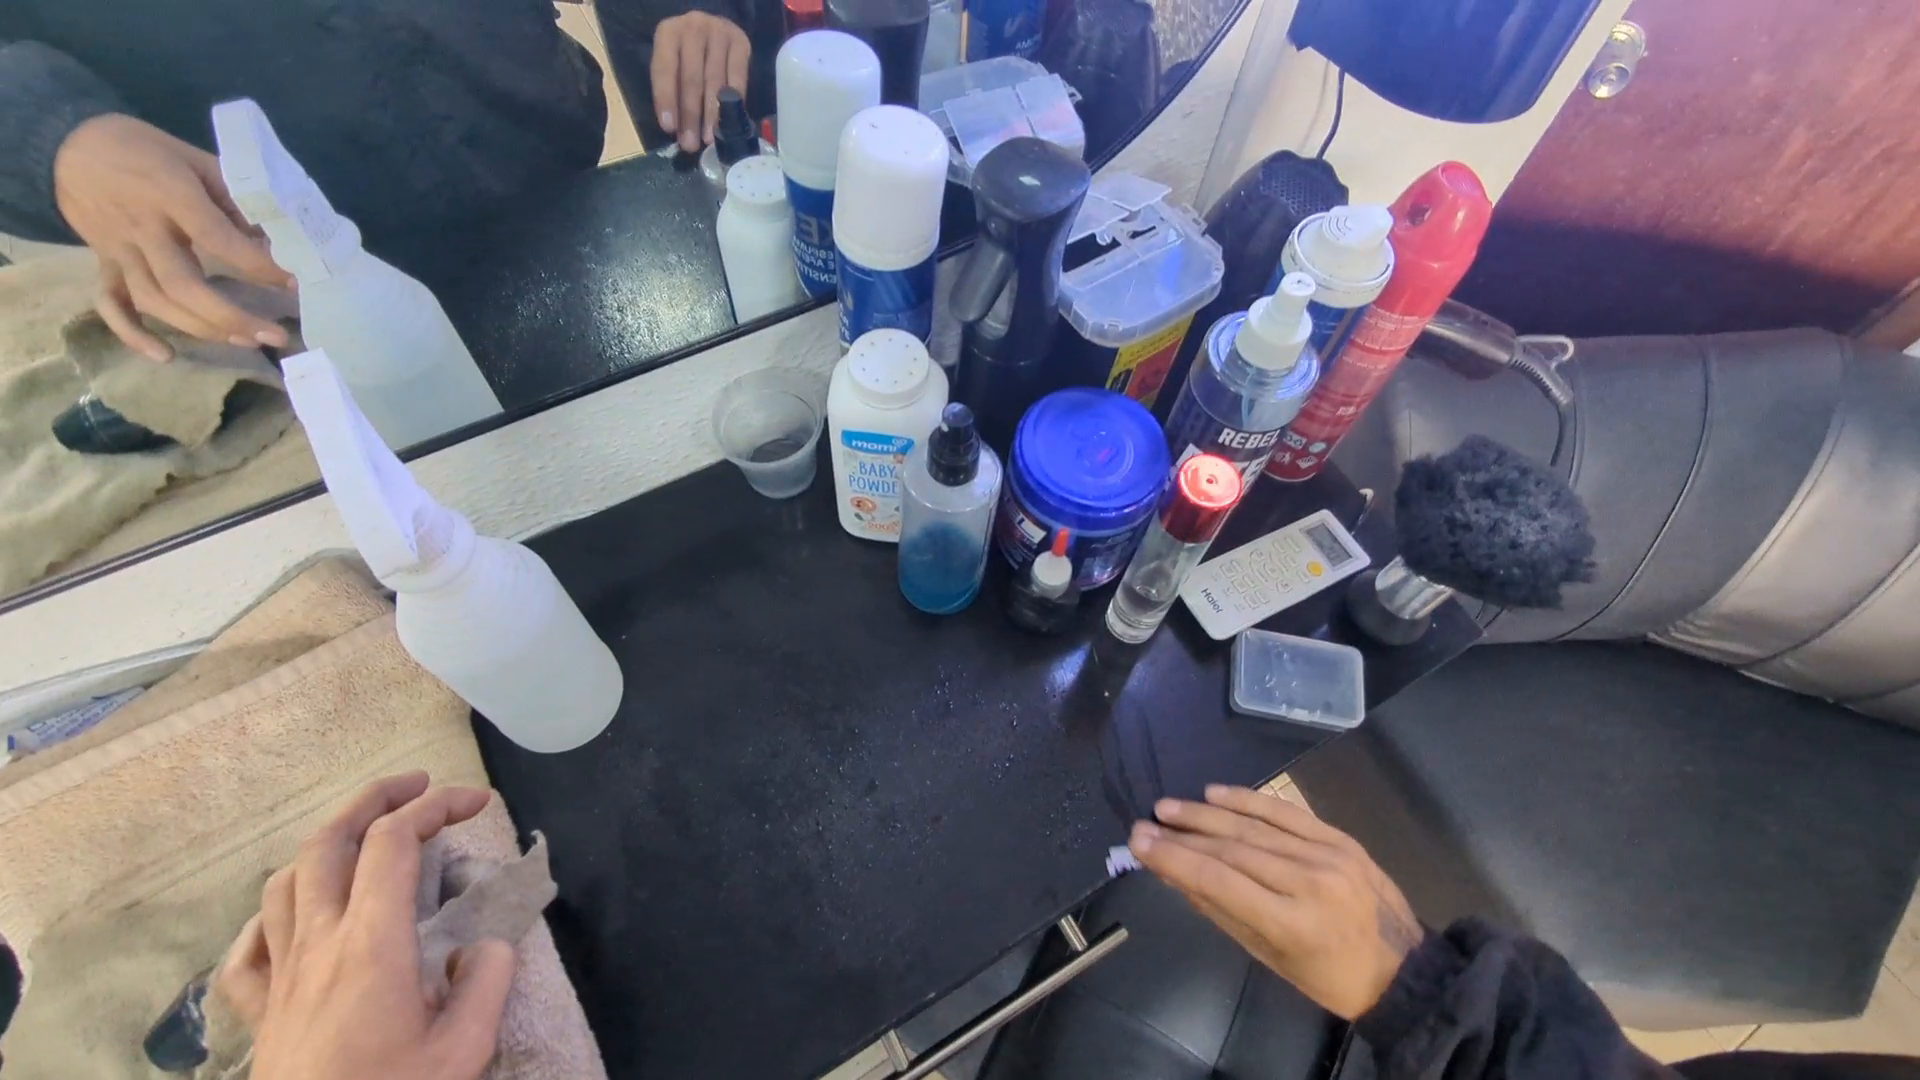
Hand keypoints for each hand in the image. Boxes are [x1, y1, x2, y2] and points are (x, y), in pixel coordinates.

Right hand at [53, 113, 291, 361]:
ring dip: (203, 328)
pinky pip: (110, 302)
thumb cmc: (150, 153)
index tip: (299, 284)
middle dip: (233, 316)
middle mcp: (141, 228)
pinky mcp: (103, 262)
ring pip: (155, 300)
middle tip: (276, 336)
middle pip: (184, 285)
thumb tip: (285, 241)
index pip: (221, 241)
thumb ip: (241, 200)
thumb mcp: (200, 162)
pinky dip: (133, 332)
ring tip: (249, 341)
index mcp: (170, 197)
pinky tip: (166, 356)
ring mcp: (118, 249)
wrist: (67, 143)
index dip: (262, 267)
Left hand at [217, 773, 515, 1079]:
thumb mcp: (465, 1046)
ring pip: (286, 882)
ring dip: (330, 841)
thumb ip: (488, 977)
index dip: (437, 806)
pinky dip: (275, 912)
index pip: (394, 843)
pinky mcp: (258, 1013)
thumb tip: (480, 944)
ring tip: (370, 834)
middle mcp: (317, 946)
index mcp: (370, 944)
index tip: (479, 804)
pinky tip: (301, 913)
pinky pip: (249, 946)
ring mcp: (279, 978)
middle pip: (330, 843)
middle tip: (420, 785)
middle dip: (377, 799)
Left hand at [650, 12, 750, 153]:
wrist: (716, 32)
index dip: (666, 99)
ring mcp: (719, 32)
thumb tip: (679, 132)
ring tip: (710, 139)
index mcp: (668, 33)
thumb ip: (673, 92)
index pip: (664, 68)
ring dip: (712, 114)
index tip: (669, 128)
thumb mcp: (674, 66)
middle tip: (691, 144)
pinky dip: (735, 102)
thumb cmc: (691, 56)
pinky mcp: (740, 43)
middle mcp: (693, 27)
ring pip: (715, 80)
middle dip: (691, 114)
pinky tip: (731, 122)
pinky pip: (738, 77)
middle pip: (691, 77)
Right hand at [1129, 785, 1424, 1019]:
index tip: (1139, 843)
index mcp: (1292, 923)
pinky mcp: (1340, 838)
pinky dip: (1247, 798)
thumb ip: (1221, 912)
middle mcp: (1309, 882)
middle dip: (1182, 834)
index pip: (1219, 882)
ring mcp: (1328, 855)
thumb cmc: (1329, 977)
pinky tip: (1214, 791)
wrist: (1406, 970)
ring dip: (1204, 813)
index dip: (1174, 859)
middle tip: (1145, 823)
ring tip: (1168, 807)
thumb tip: (1175, 873)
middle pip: (1231, 849)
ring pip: (1253, 827)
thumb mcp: (1270, 958)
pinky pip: (1285, 811)